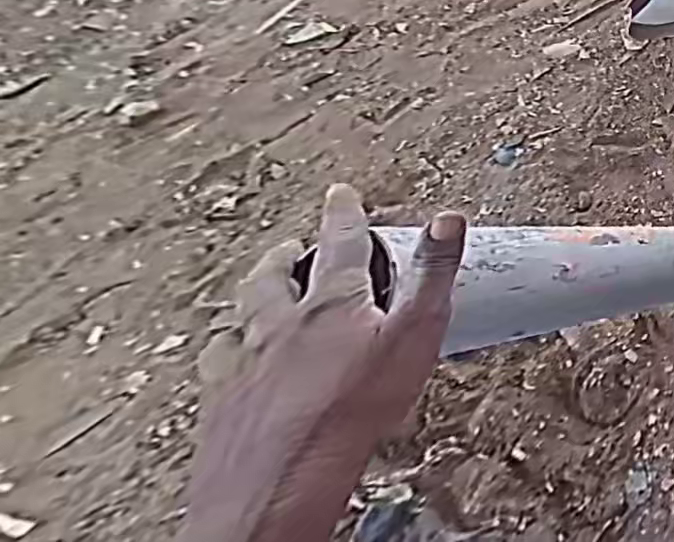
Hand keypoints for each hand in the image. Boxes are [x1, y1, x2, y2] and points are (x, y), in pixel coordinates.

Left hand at [179, 184, 465, 541]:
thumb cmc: (357, 407)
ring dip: (249, 300)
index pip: (338, 245)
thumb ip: (435, 271)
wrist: (280, 487)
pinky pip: (216, 365)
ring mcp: (243, 368)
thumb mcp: (418, 330)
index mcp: (330, 304)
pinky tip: (231, 358)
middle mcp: (279, 327)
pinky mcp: (222, 407)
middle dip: (283, 256)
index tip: (341, 194)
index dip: (343, 214)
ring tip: (256, 294)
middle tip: (290, 244)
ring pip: (237, 320)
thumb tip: (448, 218)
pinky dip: (226, 349)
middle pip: (271, 280)